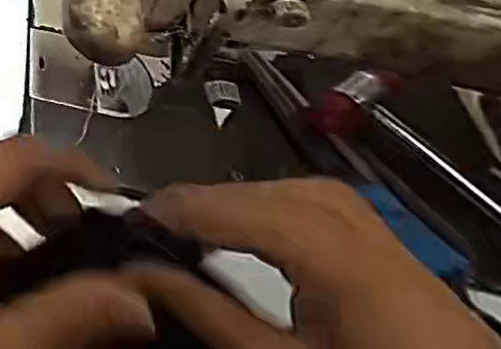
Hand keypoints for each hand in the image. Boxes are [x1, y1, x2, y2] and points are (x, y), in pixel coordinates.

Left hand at [0, 137, 154, 348]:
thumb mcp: (4, 343)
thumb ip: (72, 314)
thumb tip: (130, 296)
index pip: (20, 153)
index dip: (73, 166)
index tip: (112, 194)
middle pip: (3, 163)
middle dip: (54, 190)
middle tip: (93, 231)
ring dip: (28, 208)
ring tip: (63, 251)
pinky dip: (2, 225)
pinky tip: (19, 270)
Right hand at [128, 180, 500, 348]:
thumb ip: (207, 312)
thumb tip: (140, 272)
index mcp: (324, 242)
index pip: (214, 204)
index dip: (160, 212)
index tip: (121, 225)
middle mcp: (344, 214)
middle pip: (239, 191)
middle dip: (191, 210)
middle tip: (151, 236)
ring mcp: (366, 219)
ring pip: (265, 189)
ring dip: (223, 208)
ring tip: (190, 233)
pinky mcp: (378, 233)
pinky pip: (298, 199)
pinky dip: (260, 210)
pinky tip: (244, 231)